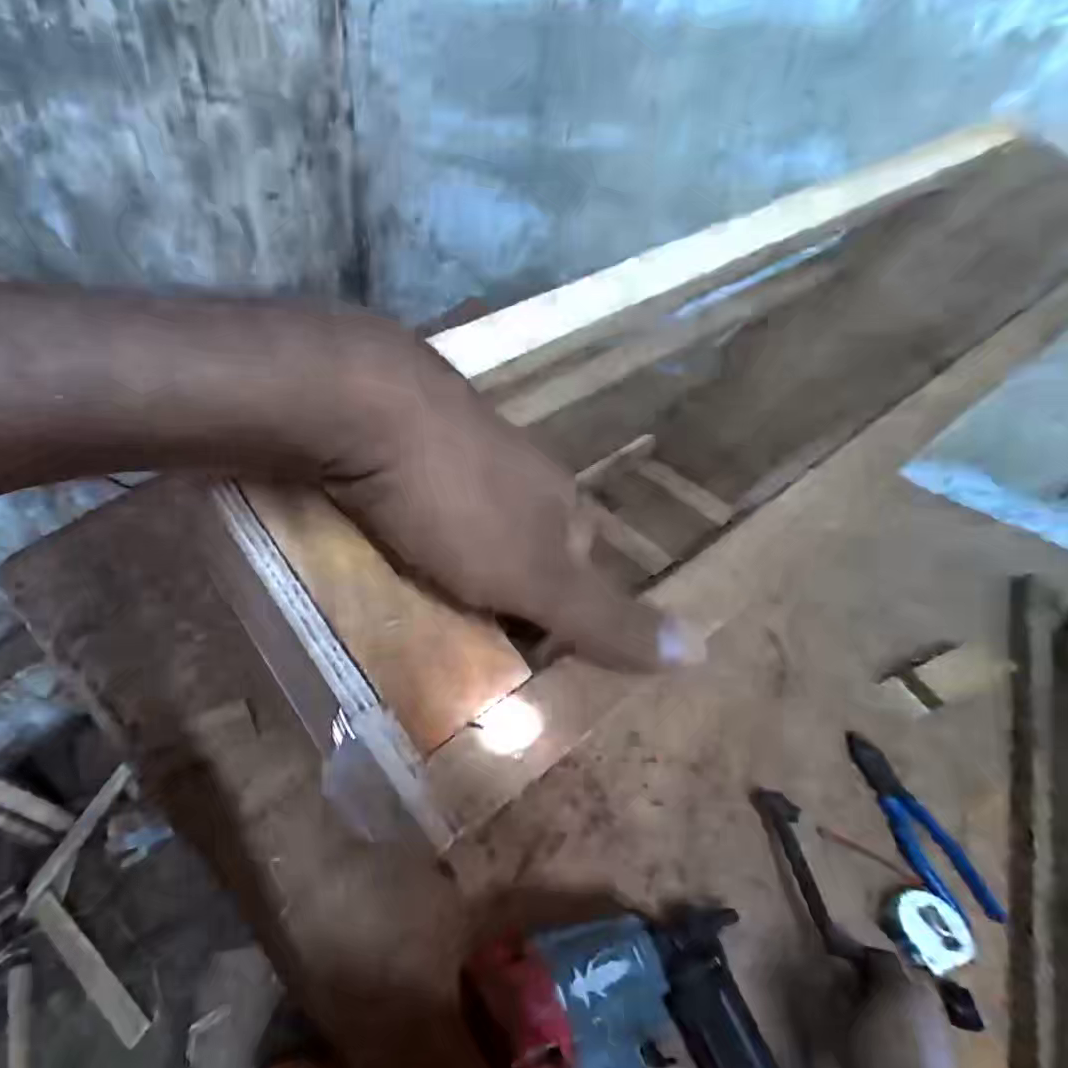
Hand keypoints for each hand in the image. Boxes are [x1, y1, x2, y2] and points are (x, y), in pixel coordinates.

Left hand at [318, 327, 700, 670]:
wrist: (366, 404)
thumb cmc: (459, 503)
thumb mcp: (537, 579)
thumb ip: (608, 619)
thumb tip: (701, 651)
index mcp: (566, 504)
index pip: (581, 580)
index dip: (552, 628)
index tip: (508, 663)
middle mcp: (528, 474)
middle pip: (531, 549)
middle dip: (507, 594)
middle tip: (461, 636)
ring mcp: (472, 449)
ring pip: (481, 524)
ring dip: (462, 562)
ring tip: (422, 598)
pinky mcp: (417, 437)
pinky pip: (431, 499)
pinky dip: (421, 528)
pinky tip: (393, 541)